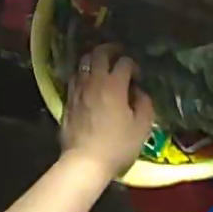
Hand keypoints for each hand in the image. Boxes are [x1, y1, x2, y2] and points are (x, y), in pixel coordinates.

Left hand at [60, 45, 155, 180]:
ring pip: (83, 63)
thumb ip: (144, 104)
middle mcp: (94, 81)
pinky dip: (83, 74)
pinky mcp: (68, 100)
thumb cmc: (117, 146)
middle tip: (118, 54)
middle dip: (110, 50)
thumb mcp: (141, 128)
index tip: (138, 76)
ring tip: (102, 65)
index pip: (124, 62)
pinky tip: (88, 82)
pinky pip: (74, 78)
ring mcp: (78, 89)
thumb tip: (139, 92)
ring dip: (94, 60)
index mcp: (114, 85)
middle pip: (99, 54)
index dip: (133, 65)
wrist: (85, 162)